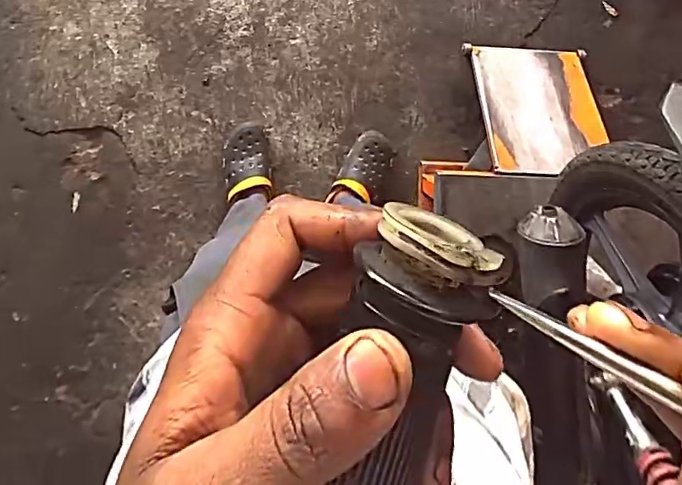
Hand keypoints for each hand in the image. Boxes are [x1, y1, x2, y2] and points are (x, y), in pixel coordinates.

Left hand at [119, 197, 502, 484]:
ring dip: (421, 353)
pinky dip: (414, 407)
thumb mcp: (221, 481)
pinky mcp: (318, 433)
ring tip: (459, 379)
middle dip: (408, 295)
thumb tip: (378, 361)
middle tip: (460, 327)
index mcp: (227, 334)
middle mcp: (265, 349)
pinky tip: (435, 432)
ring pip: (369, 338)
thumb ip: (294, 427)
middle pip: (345, 283)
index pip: (287, 233)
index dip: (348, 223)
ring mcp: (294, 390)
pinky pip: (375, 397)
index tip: (409, 245)